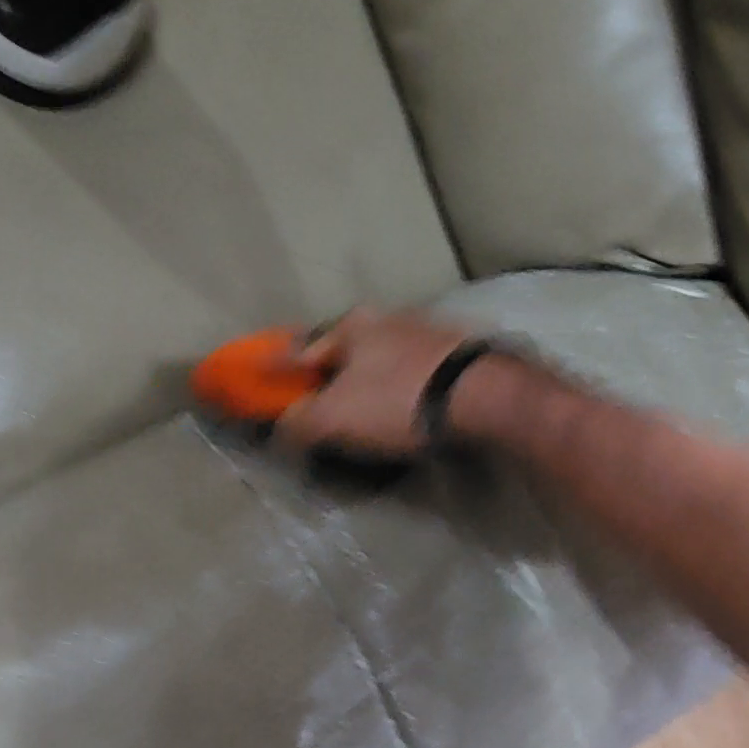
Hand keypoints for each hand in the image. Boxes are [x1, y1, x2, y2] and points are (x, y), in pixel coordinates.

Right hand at [276, 306, 471, 455]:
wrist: (485, 398)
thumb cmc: (398, 401)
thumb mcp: (333, 418)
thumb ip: (297, 423)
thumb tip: (280, 429)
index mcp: (352, 325)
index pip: (299, 348)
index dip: (277, 367)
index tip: (263, 376)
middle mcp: (389, 318)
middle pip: (344, 350)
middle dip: (329, 372)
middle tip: (319, 400)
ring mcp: (428, 333)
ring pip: (383, 358)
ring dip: (370, 378)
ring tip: (365, 407)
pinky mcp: (459, 355)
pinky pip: (415, 372)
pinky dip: (403, 387)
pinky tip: (406, 405)